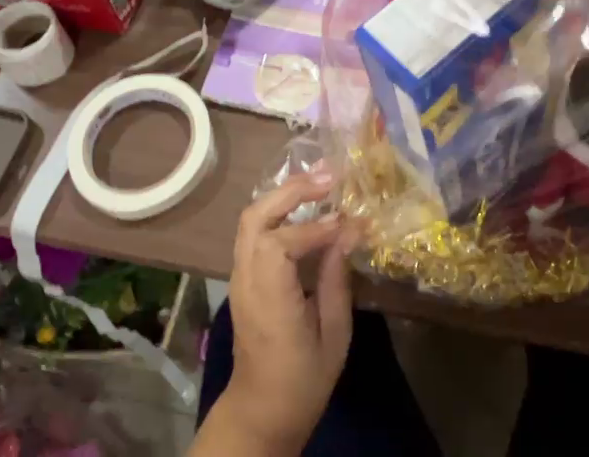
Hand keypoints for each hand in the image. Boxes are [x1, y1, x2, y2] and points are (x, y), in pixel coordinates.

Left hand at [202, 172, 359, 454]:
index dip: (314, 227)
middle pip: (255, 217)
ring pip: (251, 219)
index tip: (347, 222)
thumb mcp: (332, 334)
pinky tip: (306, 207)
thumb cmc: (303, 380)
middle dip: (291, 191)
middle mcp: (245, 280)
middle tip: (330, 177)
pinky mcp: (244, 277)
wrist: (262, 410)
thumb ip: (336, 279)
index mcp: (267, 300)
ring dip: (284, 196)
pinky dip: (279, 212)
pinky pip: (255, 233)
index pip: (280, 243)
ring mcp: (239, 277)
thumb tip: (349, 232)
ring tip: (321, 184)